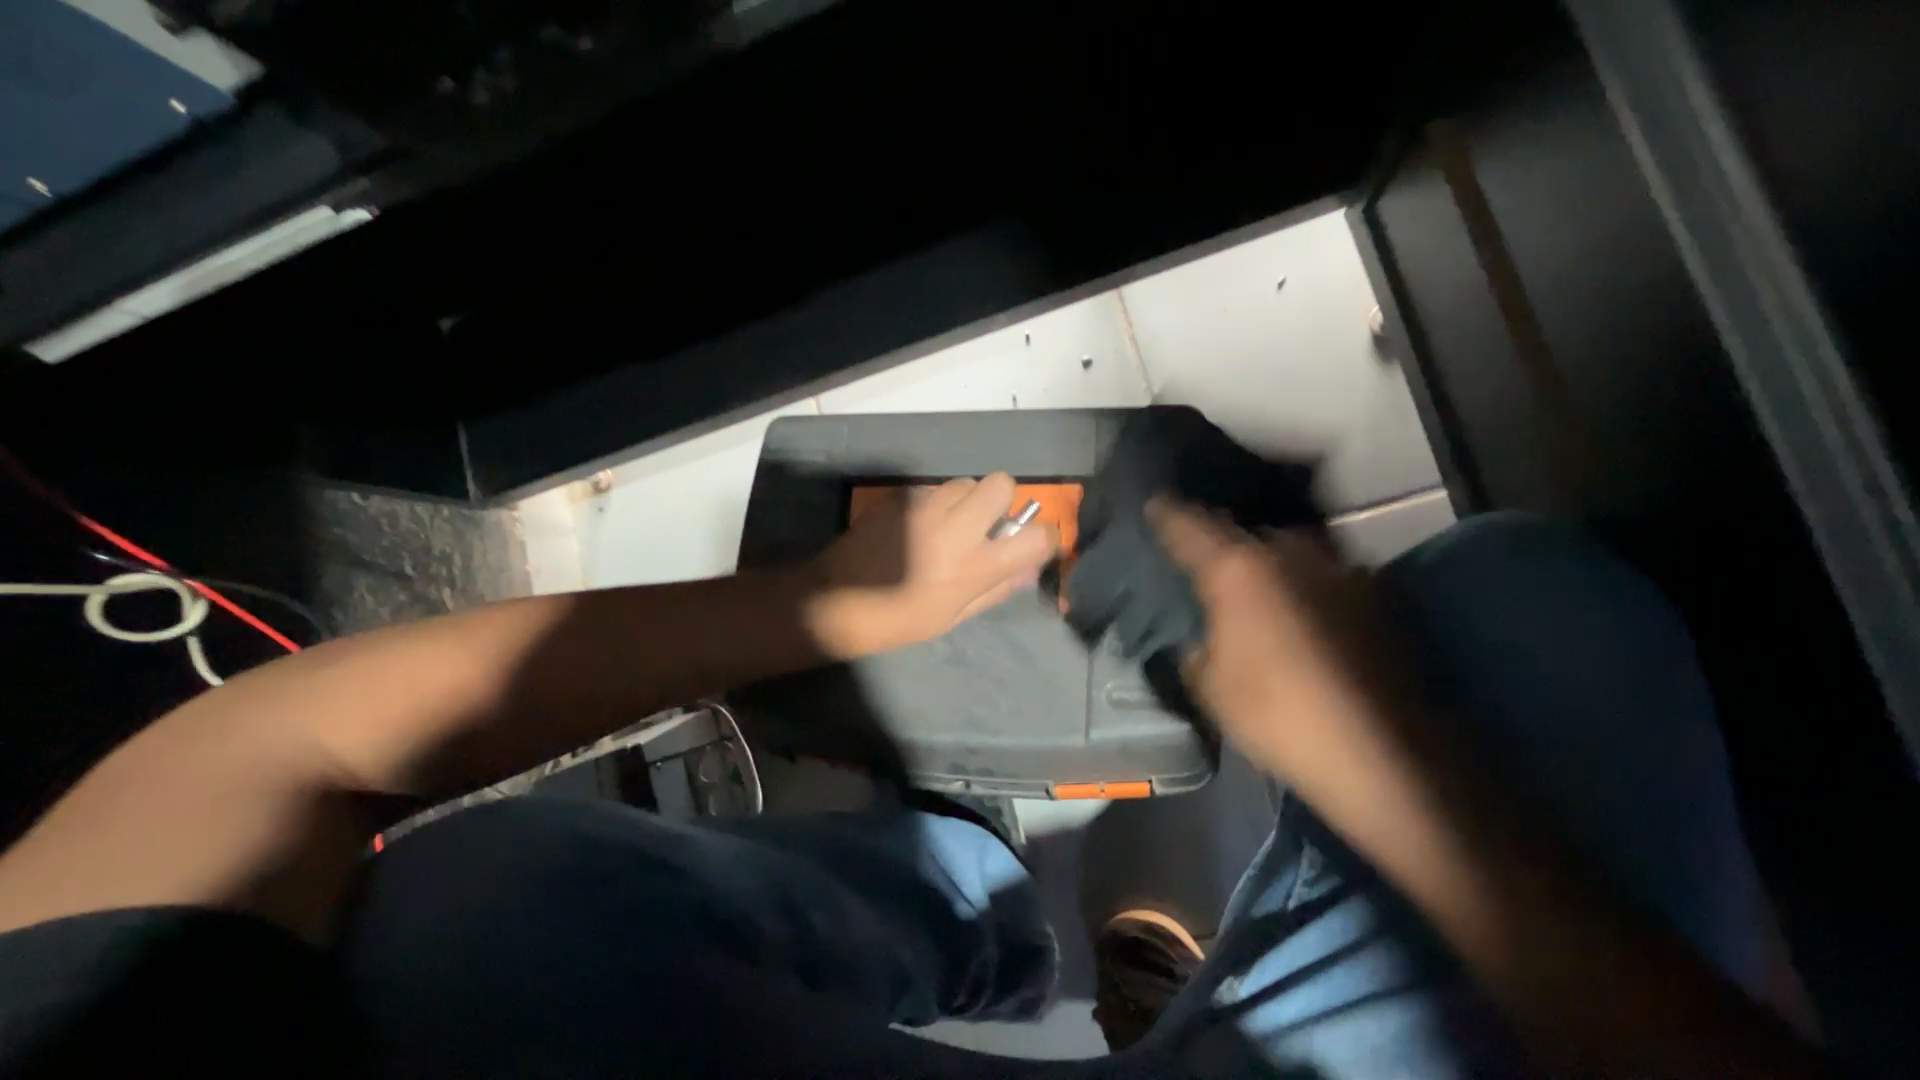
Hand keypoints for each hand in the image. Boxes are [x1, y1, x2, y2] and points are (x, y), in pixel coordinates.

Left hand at [806, 473, 1058, 658]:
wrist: (833, 600)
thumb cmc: (897, 620)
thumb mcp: (952, 616)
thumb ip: (996, 589)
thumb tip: (1030, 569)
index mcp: (972, 566)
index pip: (1036, 536)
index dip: (1042, 538)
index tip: (1030, 545)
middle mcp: (955, 528)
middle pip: (1001, 483)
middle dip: (999, 502)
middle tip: (982, 528)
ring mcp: (925, 506)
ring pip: (964, 482)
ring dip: (966, 501)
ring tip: (946, 528)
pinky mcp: (900, 496)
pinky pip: (933, 489)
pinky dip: (935, 504)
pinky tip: (916, 528)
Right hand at [1146, 497, 1394, 782]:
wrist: (1381, 751)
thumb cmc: (1279, 717)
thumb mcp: (1211, 689)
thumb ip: (1196, 648)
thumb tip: (1202, 638)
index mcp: (1238, 570)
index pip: (1189, 526)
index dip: (1166, 515)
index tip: (1153, 505)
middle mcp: (1289, 554)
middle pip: (1245, 532)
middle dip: (1223, 542)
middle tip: (1205, 561)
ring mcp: (1338, 570)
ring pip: (1290, 549)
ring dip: (1268, 561)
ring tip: (1253, 583)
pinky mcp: (1373, 595)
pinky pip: (1322, 575)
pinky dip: (1302, 585)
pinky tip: (1297, 611)